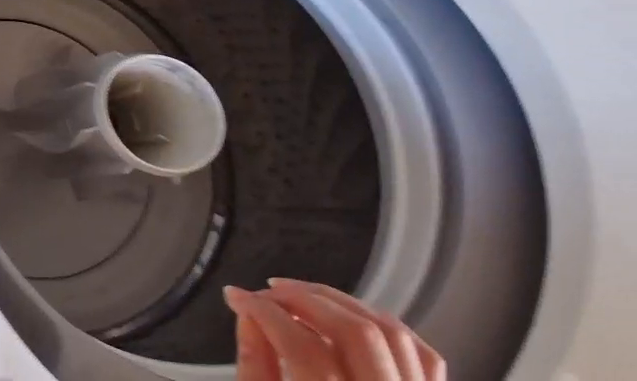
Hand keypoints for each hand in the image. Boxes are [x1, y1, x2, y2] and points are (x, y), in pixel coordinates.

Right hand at [227, 280, 444, 380]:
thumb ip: (254, 370)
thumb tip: (247, 318)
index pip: (301, 347)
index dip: (262, 311)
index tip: (238, 298)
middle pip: (355, 332)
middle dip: (304, 298)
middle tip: (269, 293)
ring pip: (393, 334)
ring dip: (343, 304)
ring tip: (304, 298)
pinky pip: (425, 356)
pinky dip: (388, 327)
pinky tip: (353, 319)